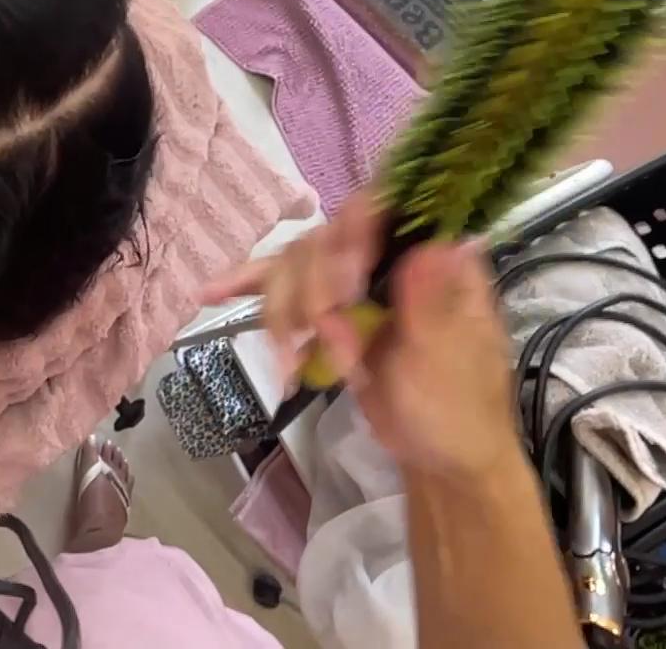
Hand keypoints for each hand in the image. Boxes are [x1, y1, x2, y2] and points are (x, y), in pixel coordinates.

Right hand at [204, 195, 518, 478]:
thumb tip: (443, 241)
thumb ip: (436, 304)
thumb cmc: (455, 411)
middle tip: (330, 344)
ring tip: (292, 360)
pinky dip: (243, 288)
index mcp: (426, 260)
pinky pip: (274, 285)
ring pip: (292, 267)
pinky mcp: (319, 306)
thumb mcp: (450, 362)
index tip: (343, 289)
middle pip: (323, 242)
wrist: (433, 454)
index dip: (352, 235)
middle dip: (314, 297)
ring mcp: (347, 280)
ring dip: (284, 314)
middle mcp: (382, 257)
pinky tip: (210, 292)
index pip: (383, 211)